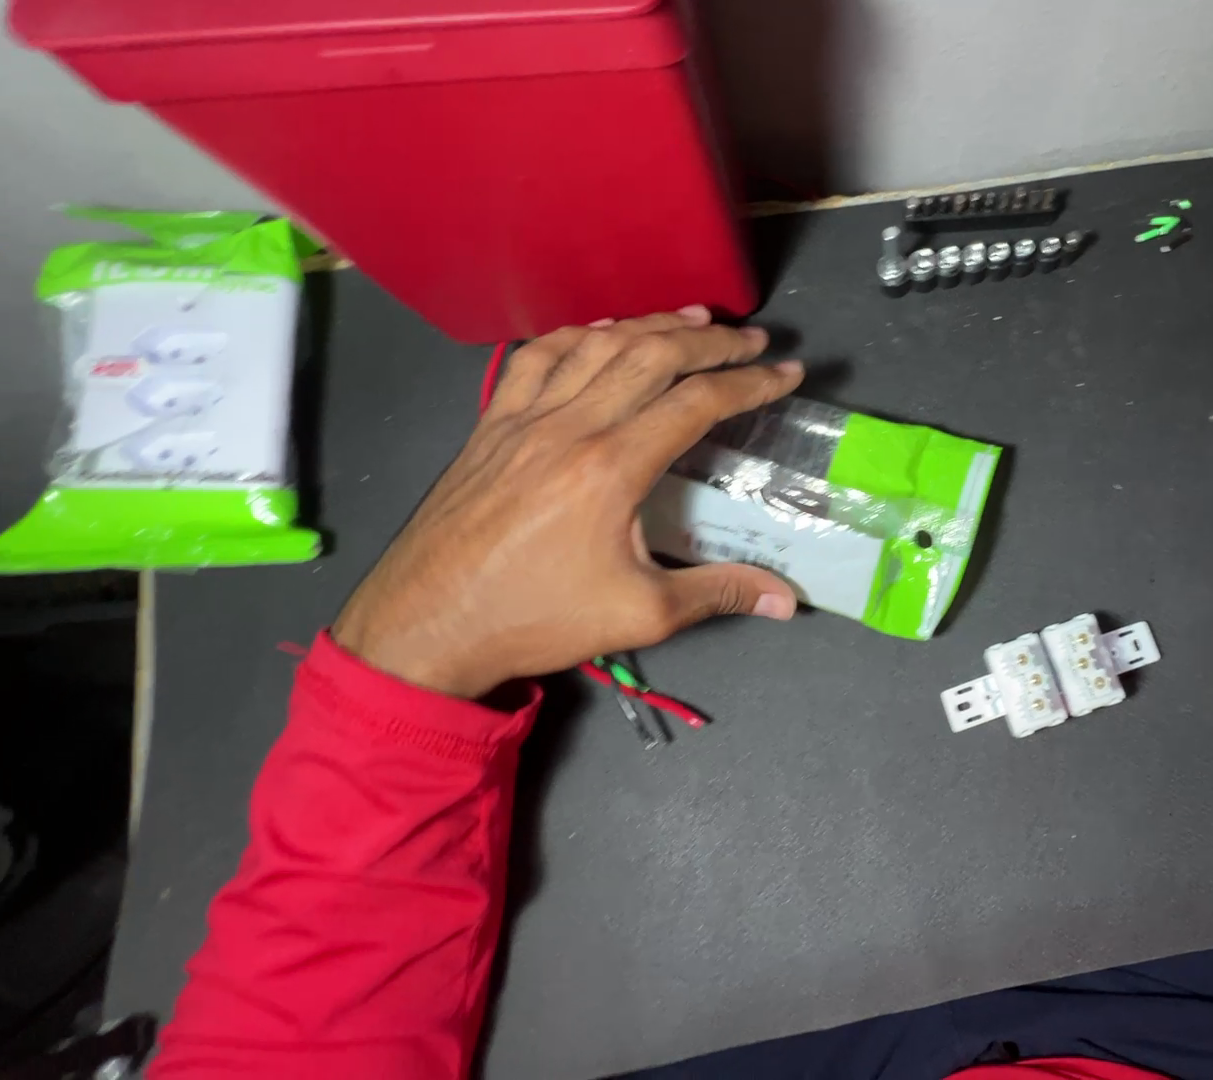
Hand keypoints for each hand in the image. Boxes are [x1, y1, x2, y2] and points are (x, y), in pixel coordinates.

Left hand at [332, 307, 803, 698]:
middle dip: (711, 341)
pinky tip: (602, 332)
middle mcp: (570, 426)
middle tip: (752, 340)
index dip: (750, 383)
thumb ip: (719, 592)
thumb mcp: (643, 614)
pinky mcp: (491, 423)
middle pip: (651, 356)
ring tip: (694, 320)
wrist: (425, 626)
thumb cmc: (539, 618)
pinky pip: (537, 358)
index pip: (696, 402)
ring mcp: (524, 418)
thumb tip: (787, 601)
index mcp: (612, 467)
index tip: (787, 373)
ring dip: (652, 325)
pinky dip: (578, 335)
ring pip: (596, 345)